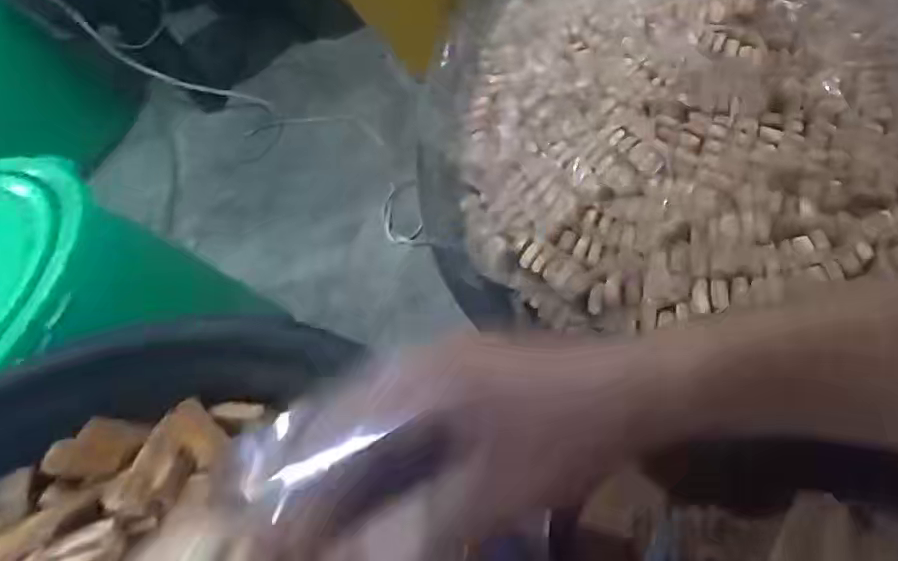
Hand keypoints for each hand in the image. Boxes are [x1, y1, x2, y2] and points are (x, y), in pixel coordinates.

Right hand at [238, 335, 650, 556]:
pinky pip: (415, 402)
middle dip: (314, 463)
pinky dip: (391, 439)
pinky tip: (393, 469)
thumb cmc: (561, 433)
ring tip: (326, 500)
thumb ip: (411, 528)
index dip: (297, 484)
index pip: (335, 429)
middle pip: (351, 409)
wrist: (631, 385)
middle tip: (286, 517)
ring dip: (352, 449)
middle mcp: (431, 356)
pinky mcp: (480, 368)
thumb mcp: (487, 493)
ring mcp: (459, 356)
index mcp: (423, 378)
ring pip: (382, 403)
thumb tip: (345, 555)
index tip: (266, 533)